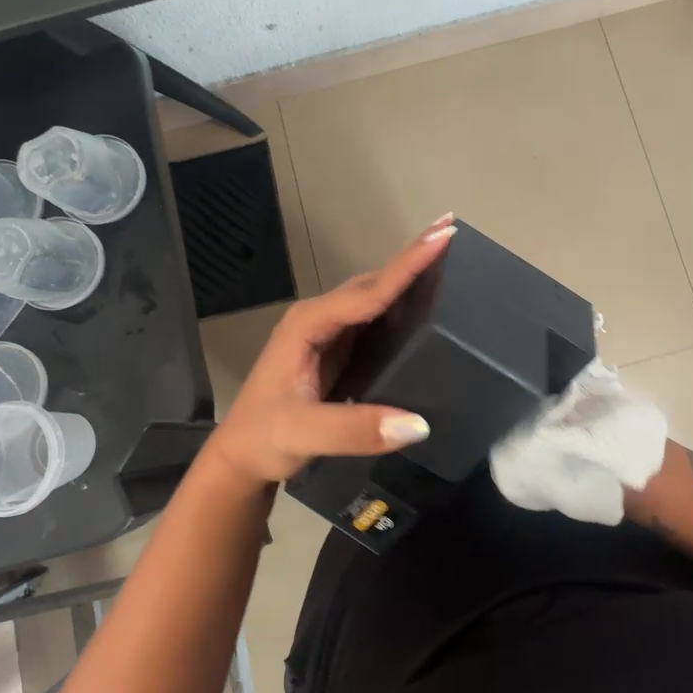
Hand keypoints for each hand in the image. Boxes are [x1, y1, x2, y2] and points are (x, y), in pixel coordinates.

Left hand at [204, 215, 454, 487]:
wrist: (240, 460)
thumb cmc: (264, 439)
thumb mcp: (304, 433)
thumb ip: (356, 429)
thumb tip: (419, 423)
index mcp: (309, 324)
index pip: (368, 290)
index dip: (408, 264)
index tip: (443, 234)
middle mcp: (319, 318)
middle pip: (373, 282)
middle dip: (412, 257)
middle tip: (452, 232)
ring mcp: (328, 333)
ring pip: (376, 296)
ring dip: (409, 277)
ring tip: (447, 256)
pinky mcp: (338, 350)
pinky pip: (376, 319)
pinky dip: (403, 305)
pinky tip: (426, 304)